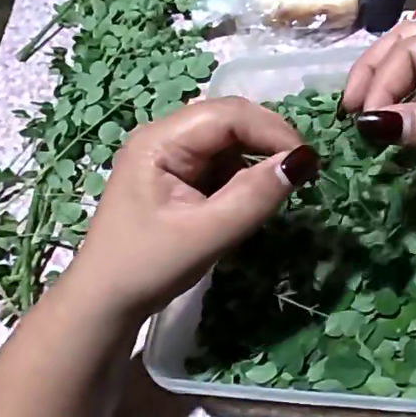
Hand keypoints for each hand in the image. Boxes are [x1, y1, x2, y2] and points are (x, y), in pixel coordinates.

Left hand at [61, 97, 319, 319]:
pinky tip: (247, 203)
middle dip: (269, 143)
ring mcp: (172, 155)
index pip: (229, 115)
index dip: (273, 131)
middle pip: (231, 121)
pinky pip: (223, 163)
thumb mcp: (207, 234)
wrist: (107, 302)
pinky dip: (244, 177)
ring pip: (231, 142)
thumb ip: (254, 196)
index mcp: (160, 140)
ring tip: (273, 195)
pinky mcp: (180, 175)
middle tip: (301, 175)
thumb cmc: (148, 266)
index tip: (308, 163)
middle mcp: (165, 136)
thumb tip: (303, 161)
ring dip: (258, 162)